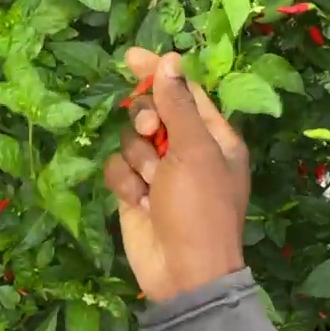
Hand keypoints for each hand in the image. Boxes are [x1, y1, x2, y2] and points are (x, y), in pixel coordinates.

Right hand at [102, 50, 249, 300]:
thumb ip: (177, 104)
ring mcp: (158, 172)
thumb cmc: (199, 208)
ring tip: (152, 186)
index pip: (182, 91)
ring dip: (138, 161)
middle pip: (151, 112)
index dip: (158, 74)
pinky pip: (117, 168)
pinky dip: (124, 183)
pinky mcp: (134, 192)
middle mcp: (185, 150)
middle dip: (145, 121)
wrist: (182, 273)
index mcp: (212, 136)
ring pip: (129, 141)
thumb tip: (170, 59)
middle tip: (151, 133)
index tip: (130, 58)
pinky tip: (138, 202)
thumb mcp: (193, 150)